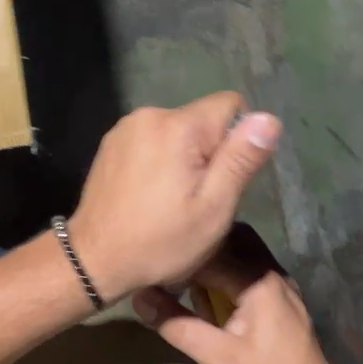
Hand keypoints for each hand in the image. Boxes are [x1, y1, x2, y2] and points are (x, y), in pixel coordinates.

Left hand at [66, 92, 281, 300]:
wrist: (94, 258)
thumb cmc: (161, 241)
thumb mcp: (214, 208)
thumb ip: (241, 159)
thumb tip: (268, 119)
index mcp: (177, 126)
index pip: (230, 105)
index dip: (238, 140)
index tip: (225, 177)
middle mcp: (149, 114)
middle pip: (202, 119)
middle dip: (209, 151)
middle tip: (198, 197)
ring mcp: (125, 127)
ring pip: (177, 130)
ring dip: (184, 156)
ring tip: (172, 199)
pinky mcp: (110, 143)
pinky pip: (152, 139)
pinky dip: (159, 159)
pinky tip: (149, 193)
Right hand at [133, 234, 359, 363]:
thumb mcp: (218, 358)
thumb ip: (177, 324)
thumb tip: (138, 296)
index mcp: (260, 280)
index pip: (211, 248)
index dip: (178, 253)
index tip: (150, 259)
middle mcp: (274, 273)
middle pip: (230, 239)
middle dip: (197, 247)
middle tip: (166, 262)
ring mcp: (281, 287)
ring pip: (241, 253)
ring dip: (212, 259)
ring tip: (182, 276)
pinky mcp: (282, 303)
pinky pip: (249, 272)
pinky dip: (226, 274)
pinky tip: (209, 296)